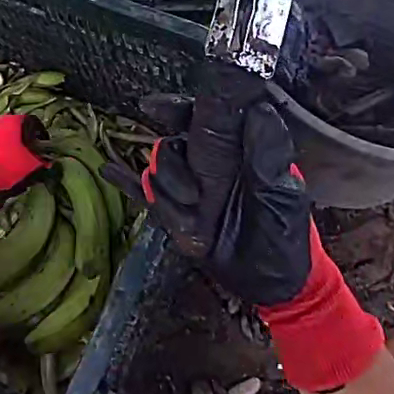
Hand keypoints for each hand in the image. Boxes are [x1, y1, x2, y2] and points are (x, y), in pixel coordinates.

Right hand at [105, 62, 383, 391]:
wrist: (274, 287)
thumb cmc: (286, 236)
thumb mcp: (283, 195)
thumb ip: (269, 154)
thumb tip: (259, 109)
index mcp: (235, 150)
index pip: (200, 117)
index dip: (176, 108)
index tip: (155, 106)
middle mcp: (207, 164)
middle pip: (172, 144)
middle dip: (172, 162)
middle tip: (193, 194)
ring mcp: (189, 189)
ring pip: (158, 172)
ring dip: (168, 194)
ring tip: (194, 221)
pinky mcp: (175, 214)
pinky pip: (144, 194)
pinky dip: (125, 182)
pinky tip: (108, 170)